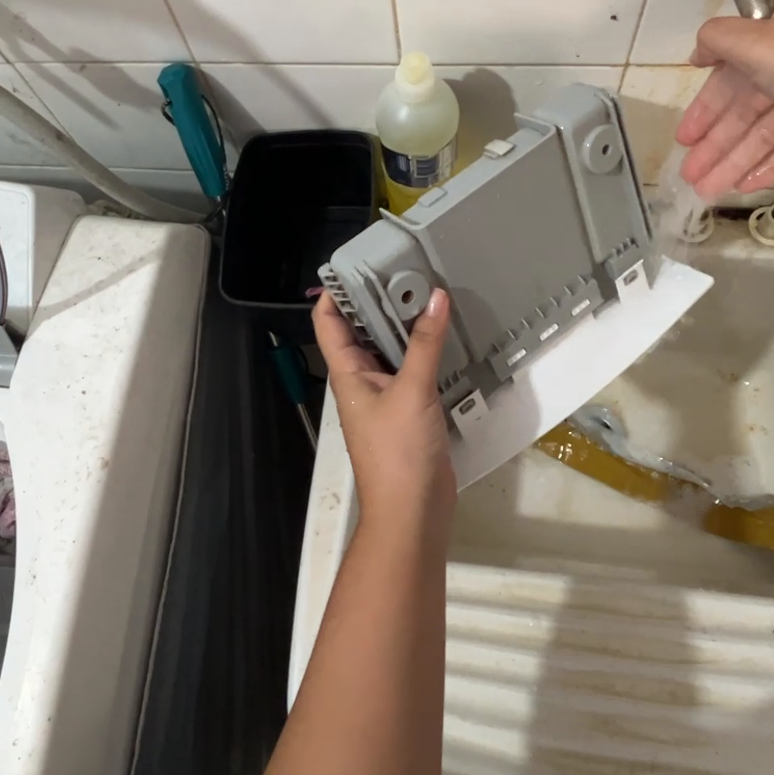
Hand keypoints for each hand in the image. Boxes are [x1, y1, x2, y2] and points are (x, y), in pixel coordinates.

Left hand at [312, 288, 456, 525]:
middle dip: (379, 301)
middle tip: (408, 270)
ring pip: (389, 349)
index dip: (336, 291)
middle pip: (362, 330)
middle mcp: (361, 379)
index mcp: (347, 372)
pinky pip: (411, 369)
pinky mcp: (409, 409)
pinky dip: (424, 349)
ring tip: (429, 292)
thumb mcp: (412, 391)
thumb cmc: (398, 452)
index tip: (360, 263)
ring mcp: (385, 395)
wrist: (413, 512)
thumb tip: (436, 296)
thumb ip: (425, 344)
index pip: (328, 321)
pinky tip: (445, 334)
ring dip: (404, 324)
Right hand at [674, 0, 773, 198]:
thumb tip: (698, 49)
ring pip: (768, 129)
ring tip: (709, 191)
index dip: (704, 106)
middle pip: (746, 106)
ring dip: (736, 160)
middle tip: (689, 175)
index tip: (684, 137)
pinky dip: (771, 162)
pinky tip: (747, 185)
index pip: (729, 71)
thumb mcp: (758, 40)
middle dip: (715, 143)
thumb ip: (718, 39)